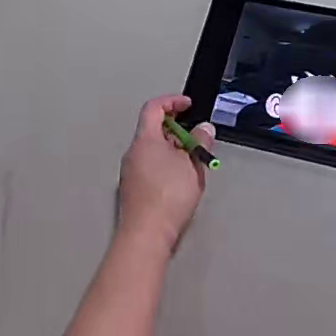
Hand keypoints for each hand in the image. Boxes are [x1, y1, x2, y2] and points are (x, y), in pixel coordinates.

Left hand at [116, 95, 215, 255]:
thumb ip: (200, 143)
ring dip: (172, 149)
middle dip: (176, 129)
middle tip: (195, 138)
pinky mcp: (133, 188)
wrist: (146, 234)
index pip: (154, 108)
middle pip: (153, 129)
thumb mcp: (192, 165)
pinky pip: (150, 167)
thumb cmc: (166, 199)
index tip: (186, 104)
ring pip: (152, 149)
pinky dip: (165, 165)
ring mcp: (131, 171)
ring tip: (191, 163)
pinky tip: (180, 182)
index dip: (172, 101)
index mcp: (145, 140)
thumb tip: (204, 130)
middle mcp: (133, 153)